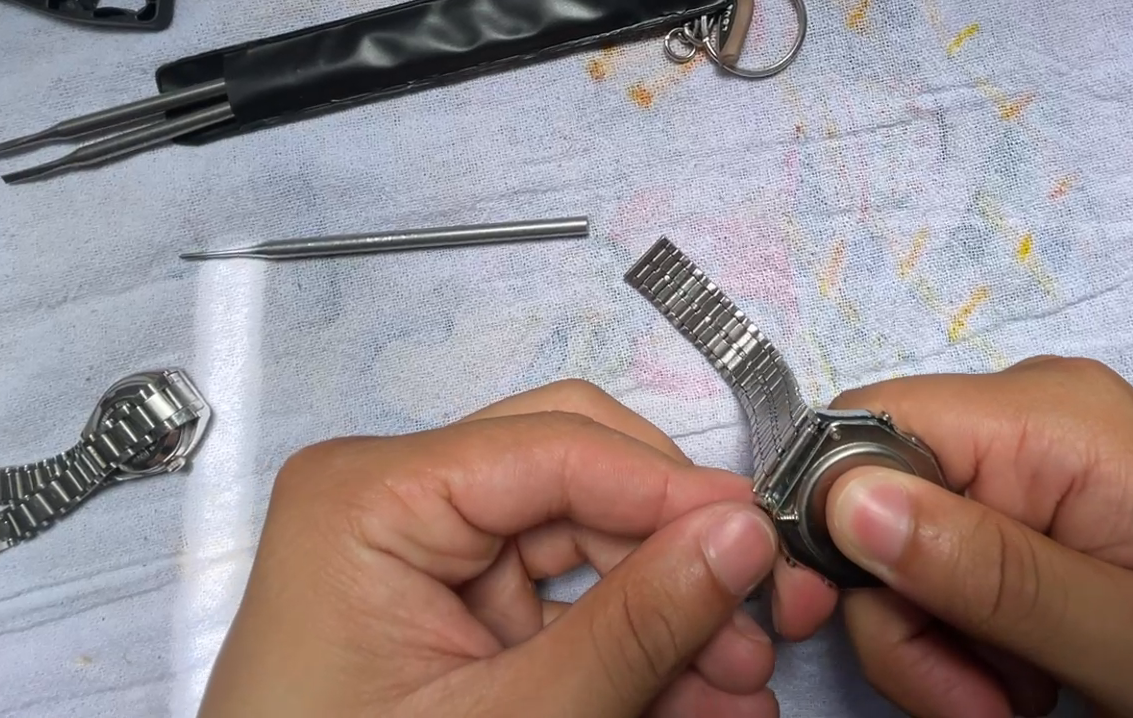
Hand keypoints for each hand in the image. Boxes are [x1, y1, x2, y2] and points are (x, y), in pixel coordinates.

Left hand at [199, 381, 782, 717]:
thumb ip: (633, 625)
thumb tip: (743, 534)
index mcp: (375, 494)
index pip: (554, 446)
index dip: (666, 482)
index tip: (757, 524)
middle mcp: (399, 492)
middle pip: (575, 473)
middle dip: (670, 543)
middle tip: (754, 601)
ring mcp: (426, 542)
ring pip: (583, 536)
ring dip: (665, 600)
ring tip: (741, 670)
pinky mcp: (451, 594)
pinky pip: (562, 590)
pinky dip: (627, 634)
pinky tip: (694, 686)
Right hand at [794, 358, 1132, 717]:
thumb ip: (996, 573)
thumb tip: (845, 502)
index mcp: (1049, 414)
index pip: (870, 422)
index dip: (836, 515)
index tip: (876, 626)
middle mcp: (1022, 410)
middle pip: (872, 484)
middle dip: (901, 605)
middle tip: (976, 698)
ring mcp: (1022, 453)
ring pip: (892, 533)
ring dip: (929, 632)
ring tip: (1013, 695)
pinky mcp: (1023, 497)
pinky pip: (936, 552)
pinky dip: (953, 627)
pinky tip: (1021, 671)